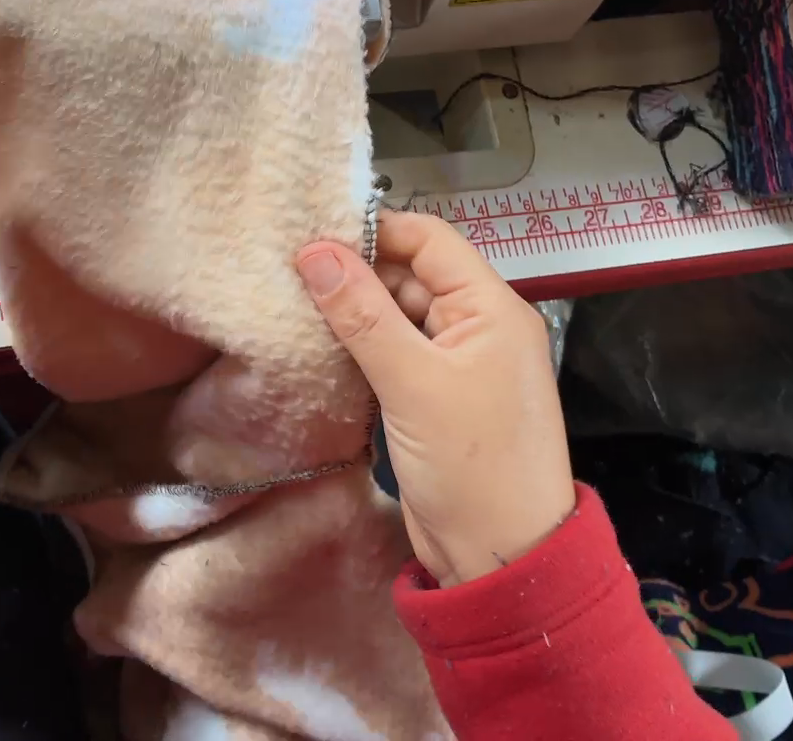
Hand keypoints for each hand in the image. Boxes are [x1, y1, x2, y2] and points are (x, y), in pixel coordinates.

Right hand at [296, 212, 574, 586]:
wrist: (501, 560)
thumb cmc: (470, 462)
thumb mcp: (412, 381)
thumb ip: (361, 312)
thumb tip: (313, 251)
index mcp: (491, 307)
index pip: (430, 241)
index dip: (375, 231)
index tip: (314, 236)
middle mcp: (477, 324)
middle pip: (411, 274)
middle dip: (357, 272)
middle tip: (291, 273)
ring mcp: (456, 361)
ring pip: (399, 313)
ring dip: (355, 310)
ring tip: (294, 303)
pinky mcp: (435, 393)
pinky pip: (396, 350)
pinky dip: (362, 345)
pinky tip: (319, 343)